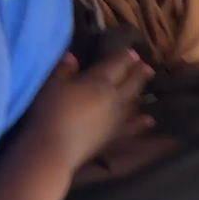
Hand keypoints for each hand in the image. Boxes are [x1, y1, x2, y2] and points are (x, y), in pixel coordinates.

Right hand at [22, 51, 152, 170]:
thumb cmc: (51, 112)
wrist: (55, 147)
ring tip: (144, 89)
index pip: (117, 64)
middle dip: (138, 73)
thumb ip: (63, 70)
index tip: (132, 52)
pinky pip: (133, 126)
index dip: (125, 57)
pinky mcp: (114, 135)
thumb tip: (72, 56)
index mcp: (99, 81)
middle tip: (146, 67)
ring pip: (134, 102)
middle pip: (131, 82)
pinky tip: (148, 120)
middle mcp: (114, 97)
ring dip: (140, 93)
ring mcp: (117, 117)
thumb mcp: (51, 86)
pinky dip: (141, 122)